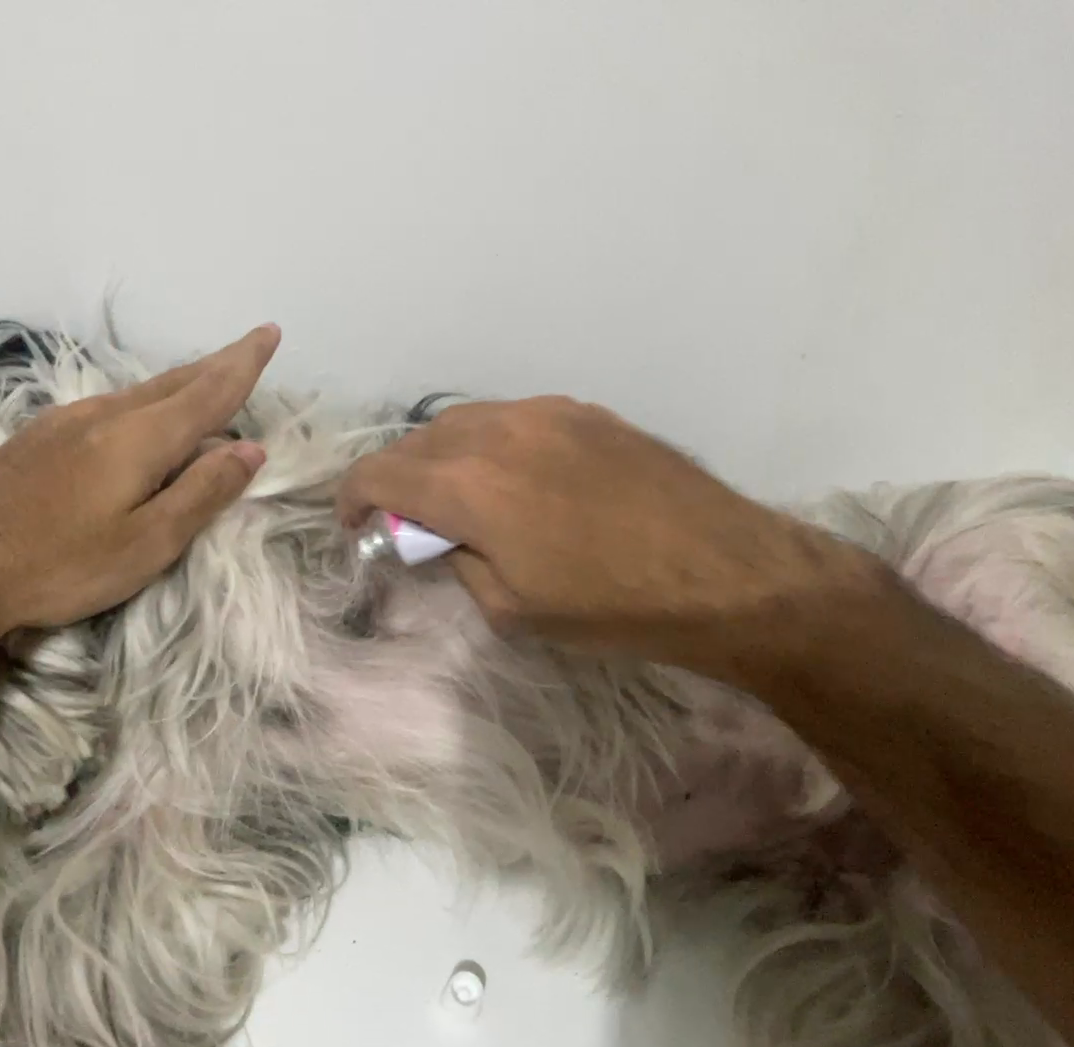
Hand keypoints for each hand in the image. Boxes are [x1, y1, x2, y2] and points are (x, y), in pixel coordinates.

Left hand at [0, 324, 279, 634]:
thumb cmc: (60, 564)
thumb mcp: (148, 543)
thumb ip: (202, 493)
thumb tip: (250, 449)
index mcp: (140, 438)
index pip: (209, 391)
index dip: (244, 363)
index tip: (270, 332)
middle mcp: (105, 415)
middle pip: (175, 382)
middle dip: (219, 364)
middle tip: (251, 346)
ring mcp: (66, 422)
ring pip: (141, 393)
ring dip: (183, 385)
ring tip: (208, 384)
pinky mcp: (40, 438)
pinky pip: (111, 407)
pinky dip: (147, 404)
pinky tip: (143, 420)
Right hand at [335, 396, 895, 685]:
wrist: (721, 571)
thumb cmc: (610, 606)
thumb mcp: (512, 608)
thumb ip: (458, 561)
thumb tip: (444, 537)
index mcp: (467, 483)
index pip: (378, 475)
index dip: (352, 500)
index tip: (354, 526)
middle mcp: (497, 430)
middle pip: (416, 442)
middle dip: (396, 480)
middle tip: (407, 521)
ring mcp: (546, 411)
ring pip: (464, 422)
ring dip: (443, 457)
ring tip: (460, 498)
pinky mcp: (585, 410)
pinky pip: (513, 418)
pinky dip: (491, 445)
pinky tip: (515, 478)